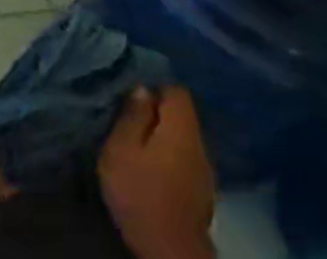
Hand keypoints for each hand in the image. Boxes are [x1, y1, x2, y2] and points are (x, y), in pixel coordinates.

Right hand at [98, 87, 216, 258]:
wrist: (167, 246)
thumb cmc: (138, 190)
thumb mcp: (122, 147)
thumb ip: (132, 116)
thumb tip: (142, 88)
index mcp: (182, 133)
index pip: (178, 93)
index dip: (154, 84)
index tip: (128, 87)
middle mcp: (201, 147)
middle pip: (182, 115)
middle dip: (155, 107)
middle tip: (122, 108)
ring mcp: (204, 170)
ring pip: (182, 135)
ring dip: (159, 129)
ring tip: (130, 130)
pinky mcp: (200, 188)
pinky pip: (183, 154)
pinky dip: (165, 147)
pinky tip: (146, 156)